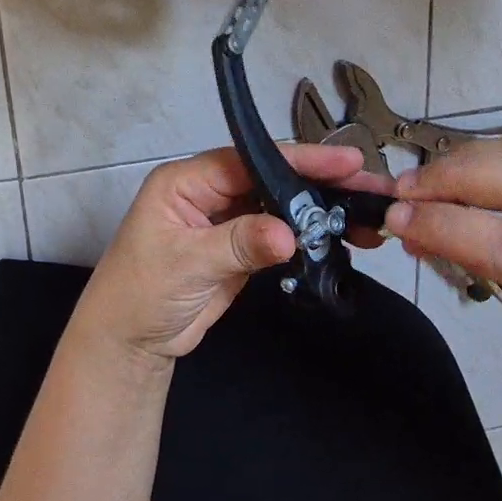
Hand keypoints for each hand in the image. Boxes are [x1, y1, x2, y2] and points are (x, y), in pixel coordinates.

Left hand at [71, 143, 393, 363]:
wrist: (131, 340)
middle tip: (371, 188)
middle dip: (317, 182)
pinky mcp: (240, 249)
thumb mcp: (187, 263)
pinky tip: (342, 238)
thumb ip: (238, 244)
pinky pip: (279, 234)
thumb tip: (288, 233)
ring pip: (279, 205)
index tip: (344, 164)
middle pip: (270, 178)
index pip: (248, 160)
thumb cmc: (141, 291)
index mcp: (186, 181)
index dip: (297, 160)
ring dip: (319, 210)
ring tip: (368, 215)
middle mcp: (208, 193)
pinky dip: (309, 237)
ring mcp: (226, 221)